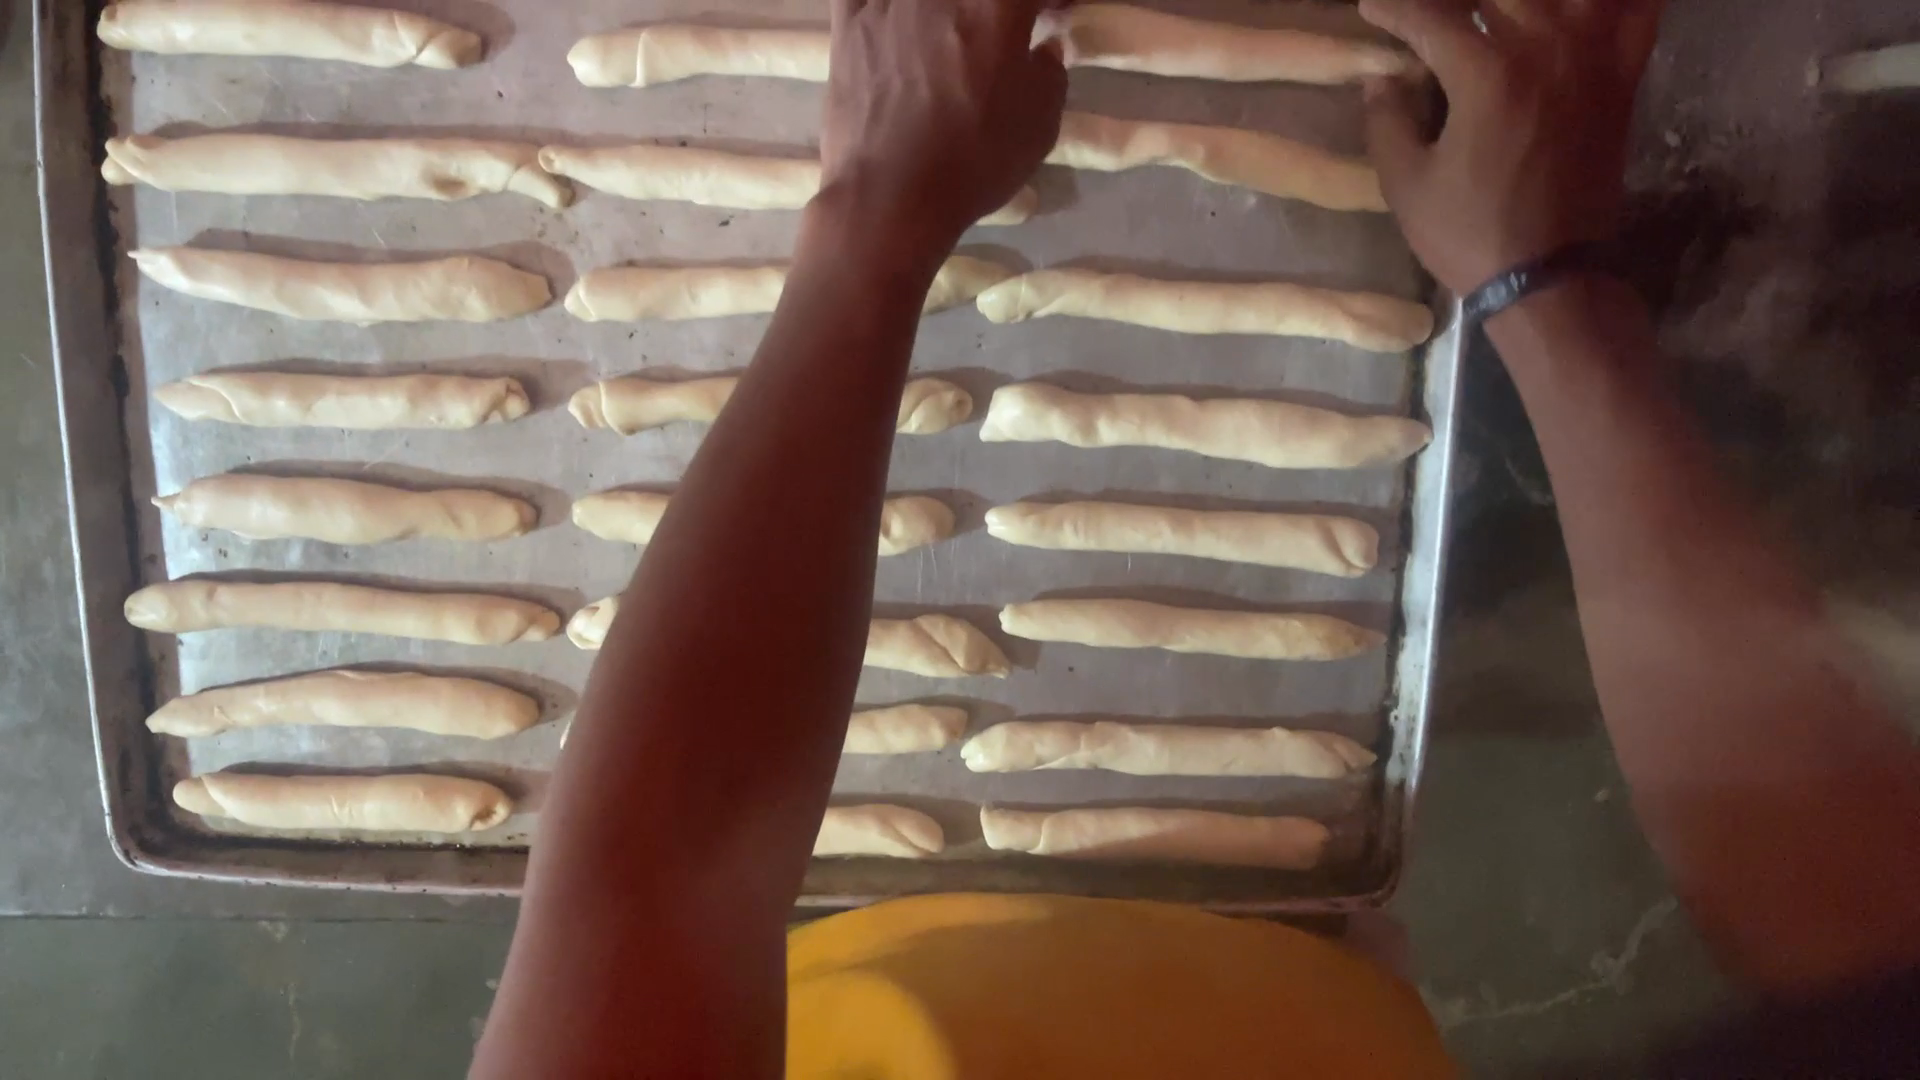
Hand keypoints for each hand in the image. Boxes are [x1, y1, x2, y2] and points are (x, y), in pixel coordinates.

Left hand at [816, 0, 1065, 256]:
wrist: (892, 196)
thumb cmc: (974, 163)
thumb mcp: (1040, 127)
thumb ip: (1049, 74)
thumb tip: (1042, 49)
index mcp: (998, 1)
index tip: (1057, 13)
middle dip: (997, 8)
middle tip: (1000, 31)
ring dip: (947, 10)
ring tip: (952, 35)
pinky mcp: (850, 20)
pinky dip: (889, 4)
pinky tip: (900, 20)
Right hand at [1360, 0, 1665, 293]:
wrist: (1545, 269)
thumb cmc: (1465, 232)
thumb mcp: (1406, 186)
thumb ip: (1388, 122)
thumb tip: (1381, 79)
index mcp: (1489, 75)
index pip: (1435, 18)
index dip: (1396, 8)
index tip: (1370, 7)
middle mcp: (1549, 45)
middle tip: (1432, 8)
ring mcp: (1596, 52)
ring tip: (1498, 9)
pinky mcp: (1624, 71)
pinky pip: (1634, 3)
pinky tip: (1573, 8)